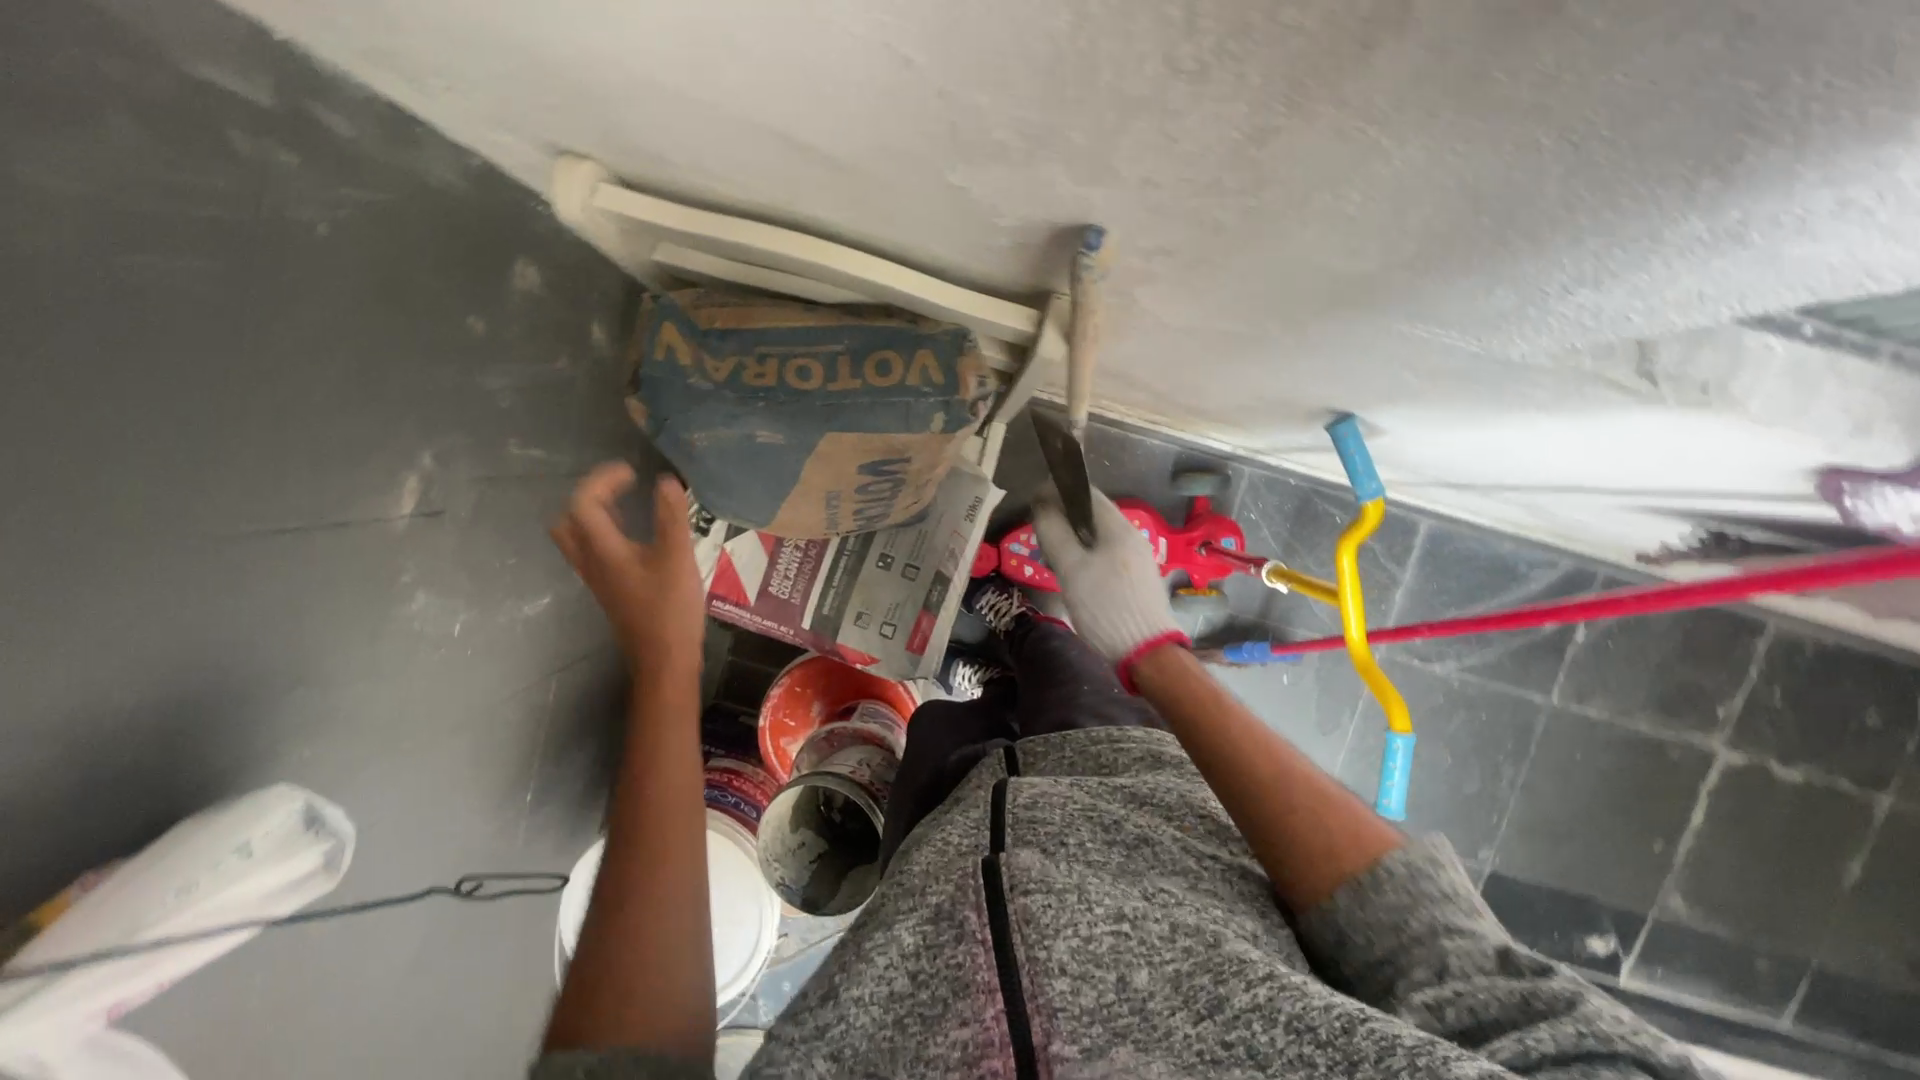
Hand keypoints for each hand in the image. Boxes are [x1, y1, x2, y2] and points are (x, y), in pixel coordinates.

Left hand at [551, 463, 706, 675]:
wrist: (664, 660)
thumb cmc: (670, 611)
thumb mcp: (678, 560)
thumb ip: (671, 518)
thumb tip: (666, 480)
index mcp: (603, 551)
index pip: (584, 503)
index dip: (603, 480)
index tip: (633, 472)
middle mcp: (591, 563)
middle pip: (569, 521)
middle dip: (591, 496)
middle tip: (622, 489)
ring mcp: (598, 580)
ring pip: (578, 539)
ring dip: (596, 516)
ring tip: (628, 507)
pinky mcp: (609, 591)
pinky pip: (594, 553)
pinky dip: (607, 535)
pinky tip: (638, 539)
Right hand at [1031, 486, 1187, 686]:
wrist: (1147, 653)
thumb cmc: (1106, 607)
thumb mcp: (1071, 569)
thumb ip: (1054, 534)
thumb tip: (1041, 506)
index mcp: (1119, 528)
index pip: (1087, 494)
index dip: (1058, 491)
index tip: (1033, 502)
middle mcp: (1133, 538)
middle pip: (1093, 516)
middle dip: (1064, 519)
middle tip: (1039, 535)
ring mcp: (1138, 560)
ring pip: (1099, 539)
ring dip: (1074, 541)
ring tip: (1052, 557)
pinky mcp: (1137, 581)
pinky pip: (1107, 557)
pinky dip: (1087, 558)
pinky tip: (1075, 577)